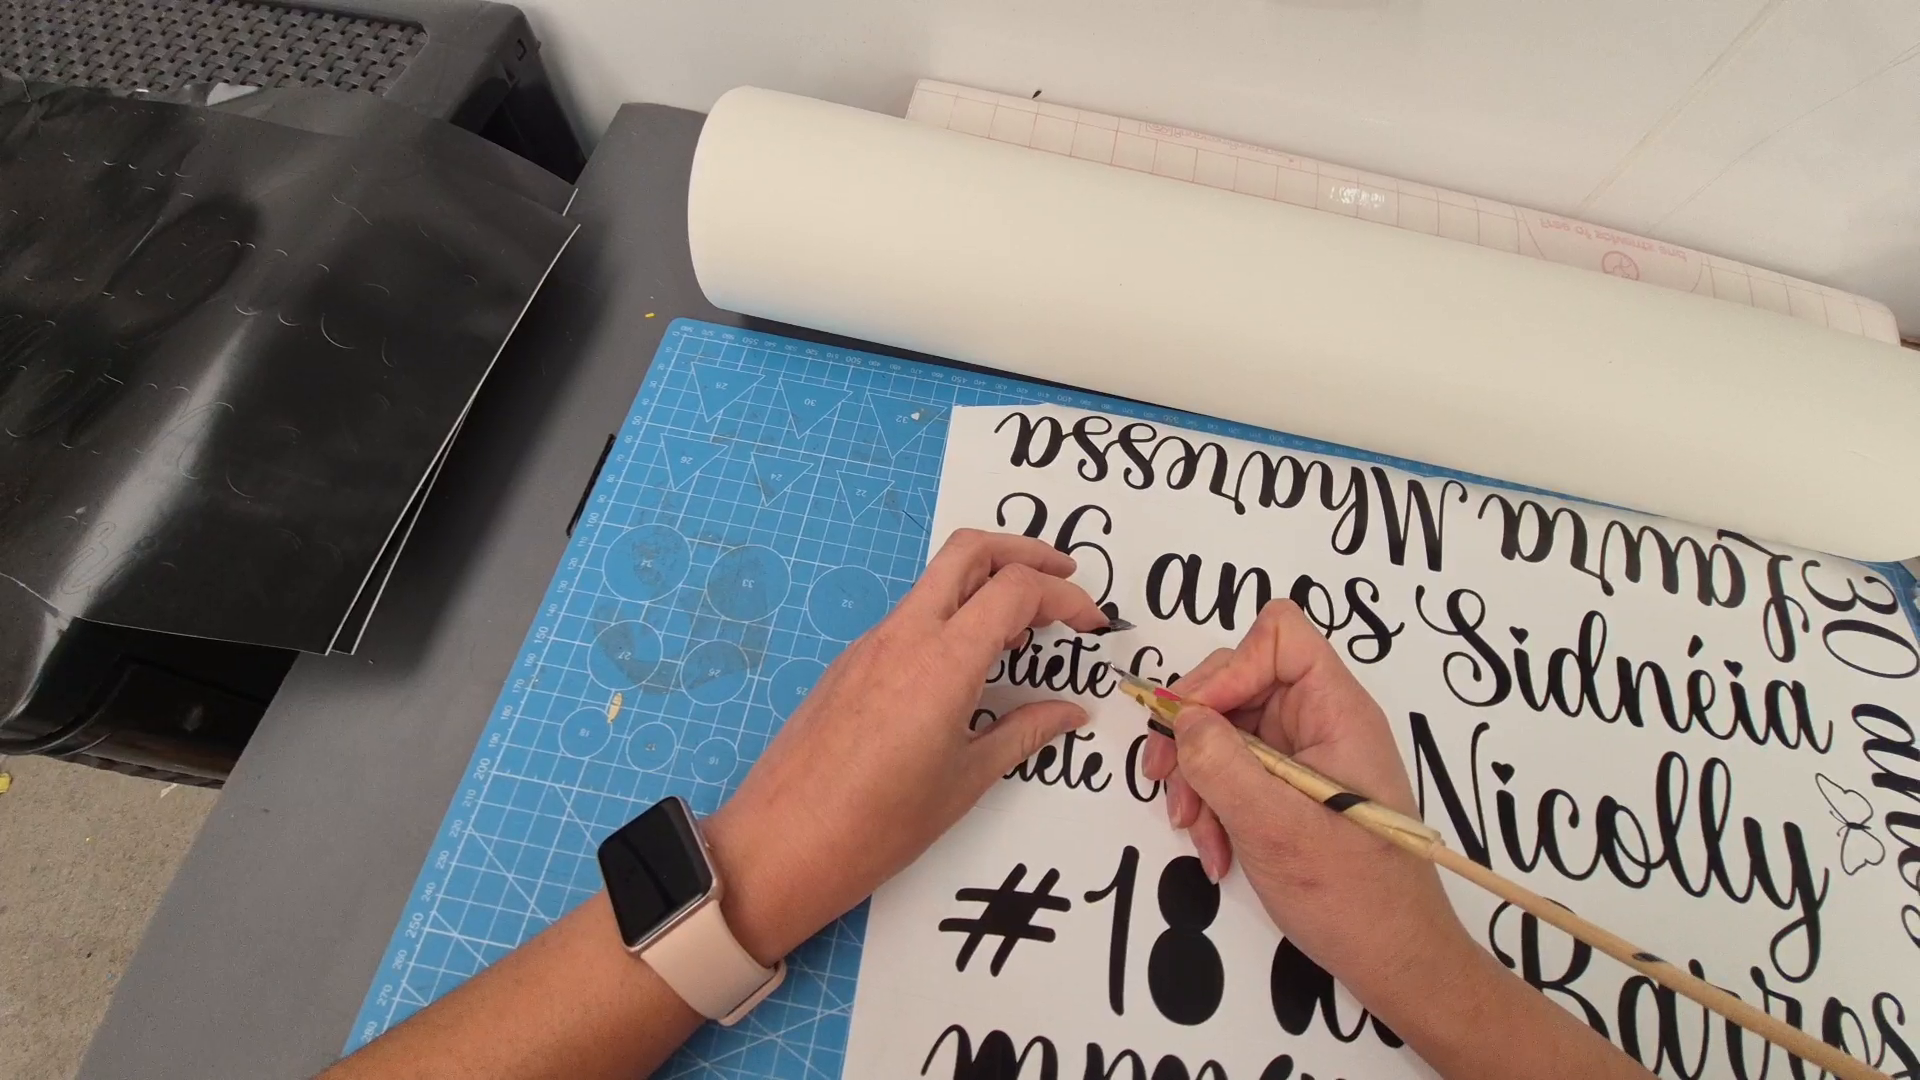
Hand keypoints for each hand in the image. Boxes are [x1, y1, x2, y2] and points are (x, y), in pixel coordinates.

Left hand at [705, 529, 1106, 963]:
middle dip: (1026, 550)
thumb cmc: (880, 824)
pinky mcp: (853, 660)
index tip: (1093, 624)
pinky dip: (954, 615)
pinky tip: (969, 662)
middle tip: (1065, 574)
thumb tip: (1072, 713)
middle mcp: (907, 632)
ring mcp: (873, 642)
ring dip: (987, 582)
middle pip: (970, 550)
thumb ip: (1024, 732)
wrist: (778, 844)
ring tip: (1024, 628)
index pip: (1017, 589)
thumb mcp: (966, 780)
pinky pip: (914, 615)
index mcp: (944, 659)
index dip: (1067, 595)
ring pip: (938, 579)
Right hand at [1140, 599, 1477, 1009]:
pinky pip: (1223, 764)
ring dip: (1193, 773)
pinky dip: (1206, 799)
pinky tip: (1211, 844)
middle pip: (1233, 678)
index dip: (1232, 666)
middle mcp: (1314, 718)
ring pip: (1218, 724)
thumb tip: (1181, 717)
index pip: (1279, 636)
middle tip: (1163, 774)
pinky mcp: (1279, 780)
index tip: (1200, 720)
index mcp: (1335, 710)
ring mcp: (1294, 749)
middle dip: (1191, 728)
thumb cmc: (1352, 896)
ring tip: (1191, 826)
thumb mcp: (1278, 829)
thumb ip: (1223, 765)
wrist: (1392, 965)